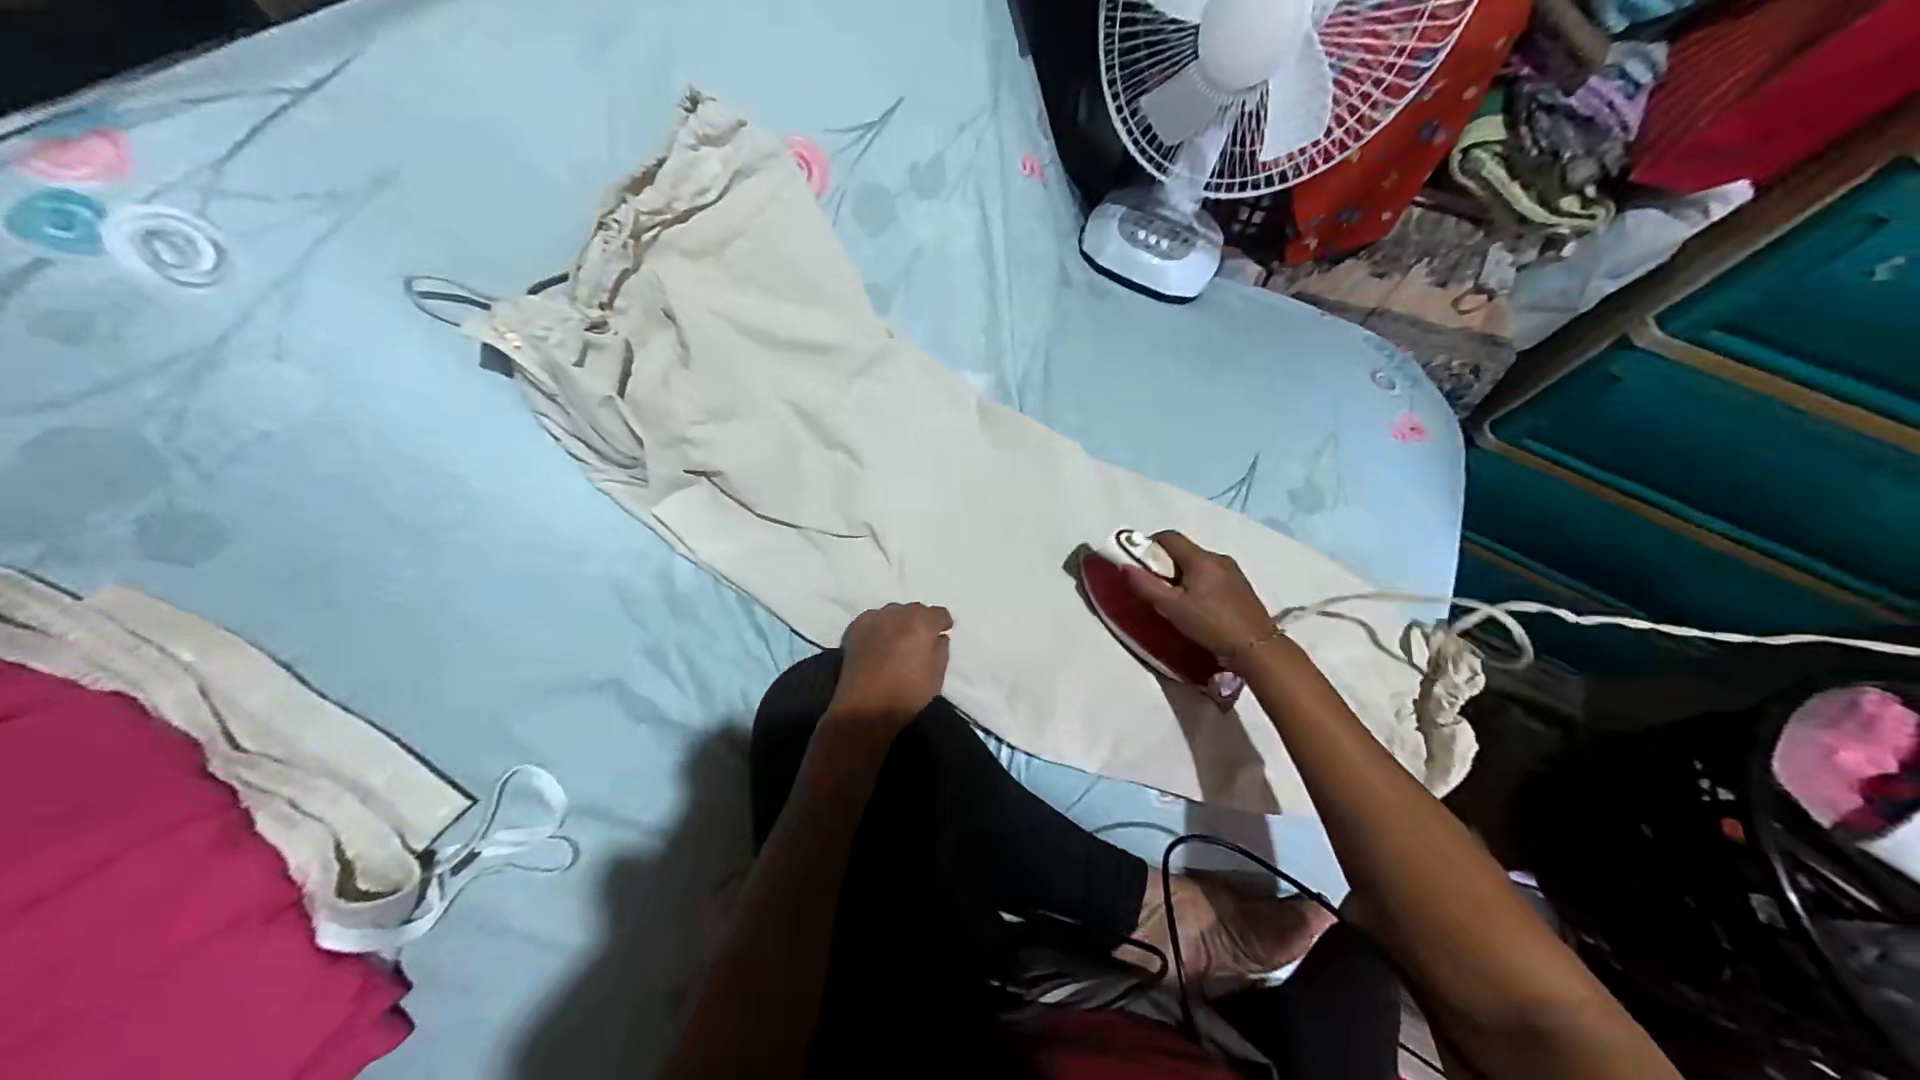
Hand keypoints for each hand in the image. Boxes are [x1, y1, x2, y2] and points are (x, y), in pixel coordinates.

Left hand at [825, 603, 953, 733]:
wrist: (865, 708)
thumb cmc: (907, 694)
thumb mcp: (937, 675)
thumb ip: (941, 650)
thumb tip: (938, 637)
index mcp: (922, 623)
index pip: (939, 613)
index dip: (942, 624)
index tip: (942, 633)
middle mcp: (898, 613)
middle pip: (915, 609)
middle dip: (921, 621)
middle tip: (920, 640)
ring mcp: (874, 618)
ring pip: (893, 612)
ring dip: (899, 622)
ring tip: (898, 640)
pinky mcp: (855, 627)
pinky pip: (874, 619)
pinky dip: (879, 626)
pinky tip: (878, 642)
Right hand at [1122, 531, 1277, 667]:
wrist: (1257, 647)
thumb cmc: (1210, 625)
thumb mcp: (1171, 608)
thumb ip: (1146, 585)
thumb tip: (1124, 566)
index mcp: (1200, 558)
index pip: (1169, 537)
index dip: (1149, 545)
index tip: (1140, 564)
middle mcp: (1218, 558)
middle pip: (1184, 550)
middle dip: (1165, 563)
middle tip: (1156, 587)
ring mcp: (1233, 571)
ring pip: (1198, 563)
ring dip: (1183, 574)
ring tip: (1176, 600)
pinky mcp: (1241, 586)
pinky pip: (1213, 575)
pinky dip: (1199, 582)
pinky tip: (1199, 606)